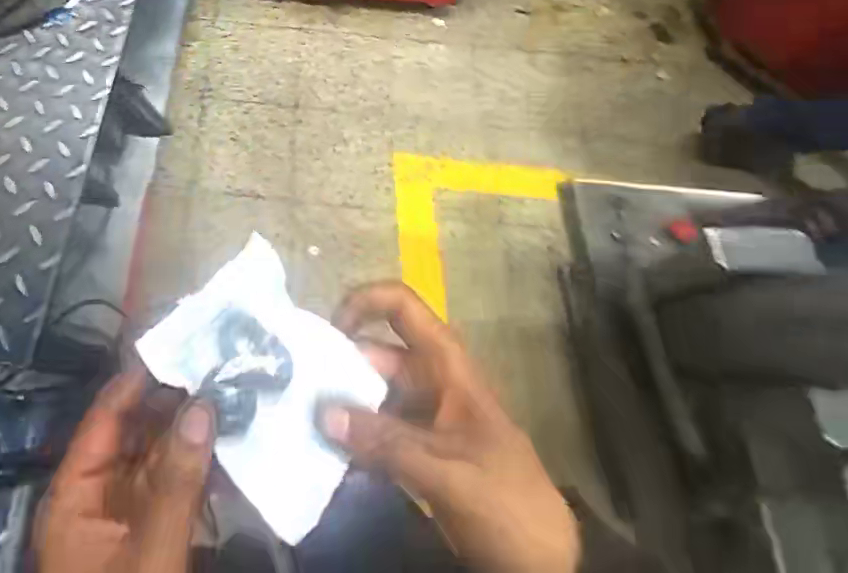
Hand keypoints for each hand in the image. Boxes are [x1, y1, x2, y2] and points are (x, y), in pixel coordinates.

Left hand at [33, 362, 215, 572]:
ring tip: (228, 398)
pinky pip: (173, 492)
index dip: (137, 381)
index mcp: (72, 497)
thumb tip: (202, 407)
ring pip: (158, 462)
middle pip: (134, 435)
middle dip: (173, 404)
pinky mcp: (150, 540)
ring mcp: (124, 521)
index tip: (177, 346)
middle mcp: (95, 500)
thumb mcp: (149, 553)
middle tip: (216, 370)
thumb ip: (175, 482)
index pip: (103, 419)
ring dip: (190, 436)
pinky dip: (197, 471)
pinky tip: (228, 447)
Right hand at [321, 282, 578, 572]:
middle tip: (299, 388)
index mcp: (446, 366)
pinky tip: (327, 452)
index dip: (365, 301)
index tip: (329, 329)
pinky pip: (377, 430)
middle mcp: (432, 381)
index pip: (402, 307)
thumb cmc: (507, 502)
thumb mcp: (447, 472)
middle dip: (340, 363)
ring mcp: (425, 417)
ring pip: (373, 393)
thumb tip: (323, 412)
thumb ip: (386, 443)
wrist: (548, 566)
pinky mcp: (420, 451)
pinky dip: (353, 436)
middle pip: (377, 352)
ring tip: (303, 420)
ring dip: (343, 404)